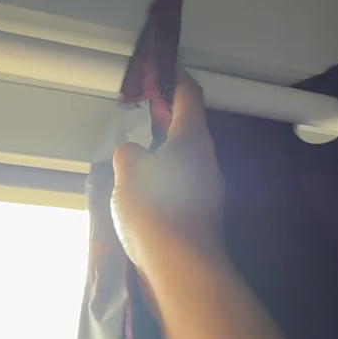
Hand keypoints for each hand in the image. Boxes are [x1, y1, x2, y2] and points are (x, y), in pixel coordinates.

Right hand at [112, 71, 225, 277]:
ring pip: (184, 160)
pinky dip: (163, 180)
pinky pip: (180, 185)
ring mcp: (208, 190)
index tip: (164, 68)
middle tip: (138, 115)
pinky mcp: (202, 215)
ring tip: (133, 157)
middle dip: (164, 119)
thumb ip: (129, 152)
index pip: (189, 95)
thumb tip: (136, 153)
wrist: (183, 269)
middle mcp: (207, 160)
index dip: (176, 78)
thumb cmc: (156, 210)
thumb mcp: (129, 172)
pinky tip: (142, 193)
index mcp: (193, 139)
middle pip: (188, 129)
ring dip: (162, 153)